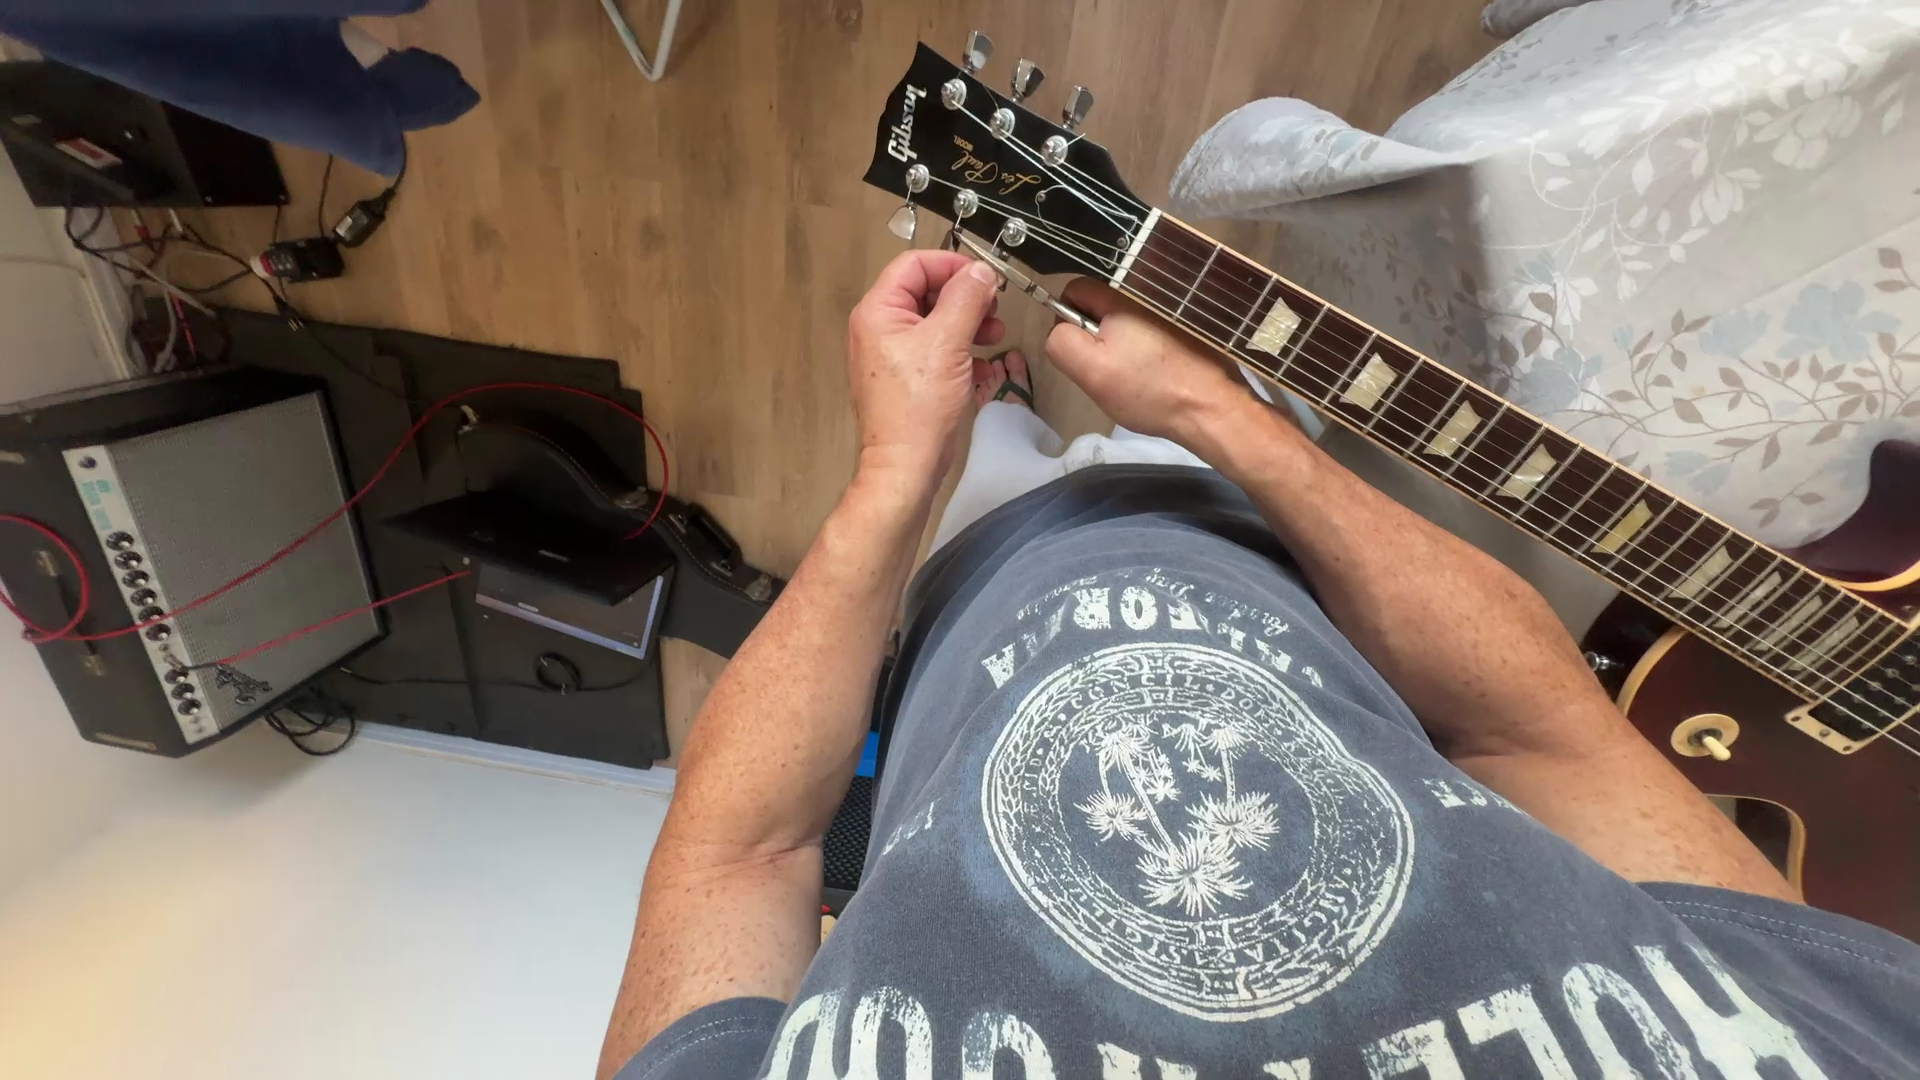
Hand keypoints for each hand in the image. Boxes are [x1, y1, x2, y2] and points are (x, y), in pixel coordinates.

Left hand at [846, 250, 1004, 483]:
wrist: (906, 466)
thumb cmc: (919, 408)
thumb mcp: (948, 343)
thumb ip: (966, 299)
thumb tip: (981, 272)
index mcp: (878, 312)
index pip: (914, 265)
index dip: (953, 265)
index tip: (986, 278)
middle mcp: (879, 330)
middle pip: (927, 293)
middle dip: (965, 299)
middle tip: (994, 310)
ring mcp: (892, 357)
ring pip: (935, 324)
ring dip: (969, 326)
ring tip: (995, 336)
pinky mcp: (906, 380)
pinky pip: (936, 353)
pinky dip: (961, 354)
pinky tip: (982, 369)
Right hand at [1045, 278, 1258, 445]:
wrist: (1210, 407)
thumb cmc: (1149, 390)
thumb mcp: (1092, 372)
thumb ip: (1062, 344)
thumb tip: (1058, 329)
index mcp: (1121, 295)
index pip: (1075, 290)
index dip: (1068, 320)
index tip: (1084, 352)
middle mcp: (1147, 292)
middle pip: (1100, 307)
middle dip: (1096, 337)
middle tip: (1109, 371)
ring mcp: (1169, 310)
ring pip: (1124, 322)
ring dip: (1121, 346)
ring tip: (1135, 376)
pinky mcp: (1186, 327)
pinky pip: (1149, 331)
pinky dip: (1145, 350)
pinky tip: (1155, 374)